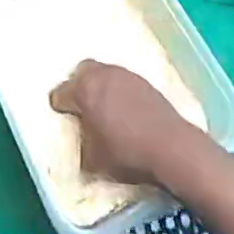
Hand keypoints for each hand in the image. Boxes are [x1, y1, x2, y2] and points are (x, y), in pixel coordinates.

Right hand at [49, 60, 203, 186]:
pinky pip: (124, 82)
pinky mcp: (145, 81)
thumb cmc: (127, 153)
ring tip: (108, 111)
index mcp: (82, 90)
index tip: (64, 119)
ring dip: (101, 88)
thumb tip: (84, 144)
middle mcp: (101, 75)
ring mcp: (125, 75)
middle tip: (83, 108)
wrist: (173, 148)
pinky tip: (128, 112)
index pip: (60, 94)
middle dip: (78, 87)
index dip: (60, 108)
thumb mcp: (94, 161)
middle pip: (81, 73)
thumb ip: (82, 147)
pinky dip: (120, 92)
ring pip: (104, 74)